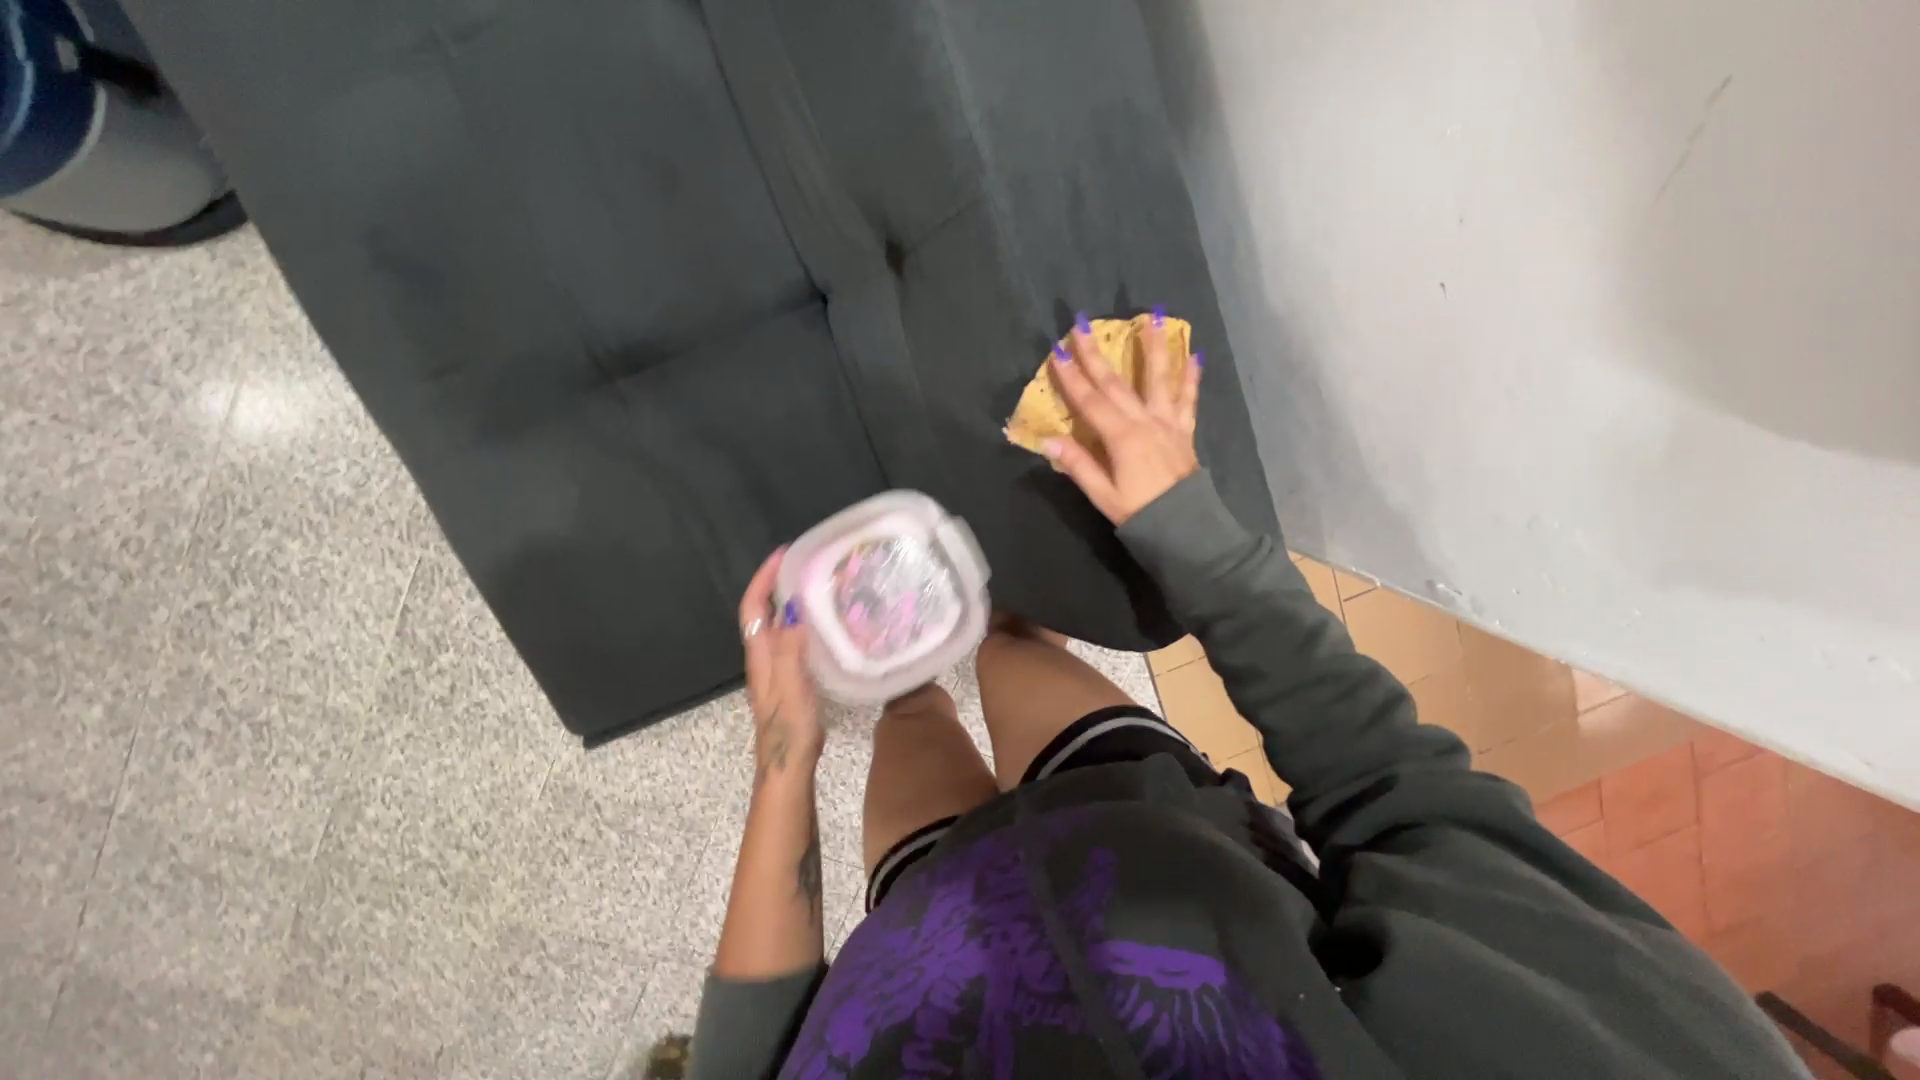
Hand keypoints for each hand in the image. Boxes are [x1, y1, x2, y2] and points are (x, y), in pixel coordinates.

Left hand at [738, 548, 824, 785]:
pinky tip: (828, 628)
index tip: (783, 554)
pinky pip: (795, 642)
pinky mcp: (792, 682)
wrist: (788, 767)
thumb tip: (792, 606)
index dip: (763, 579)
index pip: (753, 607)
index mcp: (760, 655)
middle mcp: (765, 658)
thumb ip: (790, 647)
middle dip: (779, 585)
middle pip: (765, 613)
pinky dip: (806, 625)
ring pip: (780, 627)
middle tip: (809, 565)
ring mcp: (777, 671)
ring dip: (793, 604)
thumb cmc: (789, 728)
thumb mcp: (792, 685)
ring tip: (821, 587)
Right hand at [1043, 312, 1202, 524]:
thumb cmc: (1140, 513)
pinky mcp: (1184, 430)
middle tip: (1082, 325)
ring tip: (1153, 317)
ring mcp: (1167, 422)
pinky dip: (1191, 377)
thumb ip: (1078, 465)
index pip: (1089, 401)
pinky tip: (1196, 355)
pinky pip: (1188, 398)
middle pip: (1116, 383)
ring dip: (1154, 347)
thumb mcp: (1103, 494)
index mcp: (1121, 437)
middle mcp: (1144, 421)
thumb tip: (1049, 440)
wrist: (1186, 527)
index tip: (1057, 351)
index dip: (1071, 377)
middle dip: (1096, 354)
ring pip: (1159, 379)